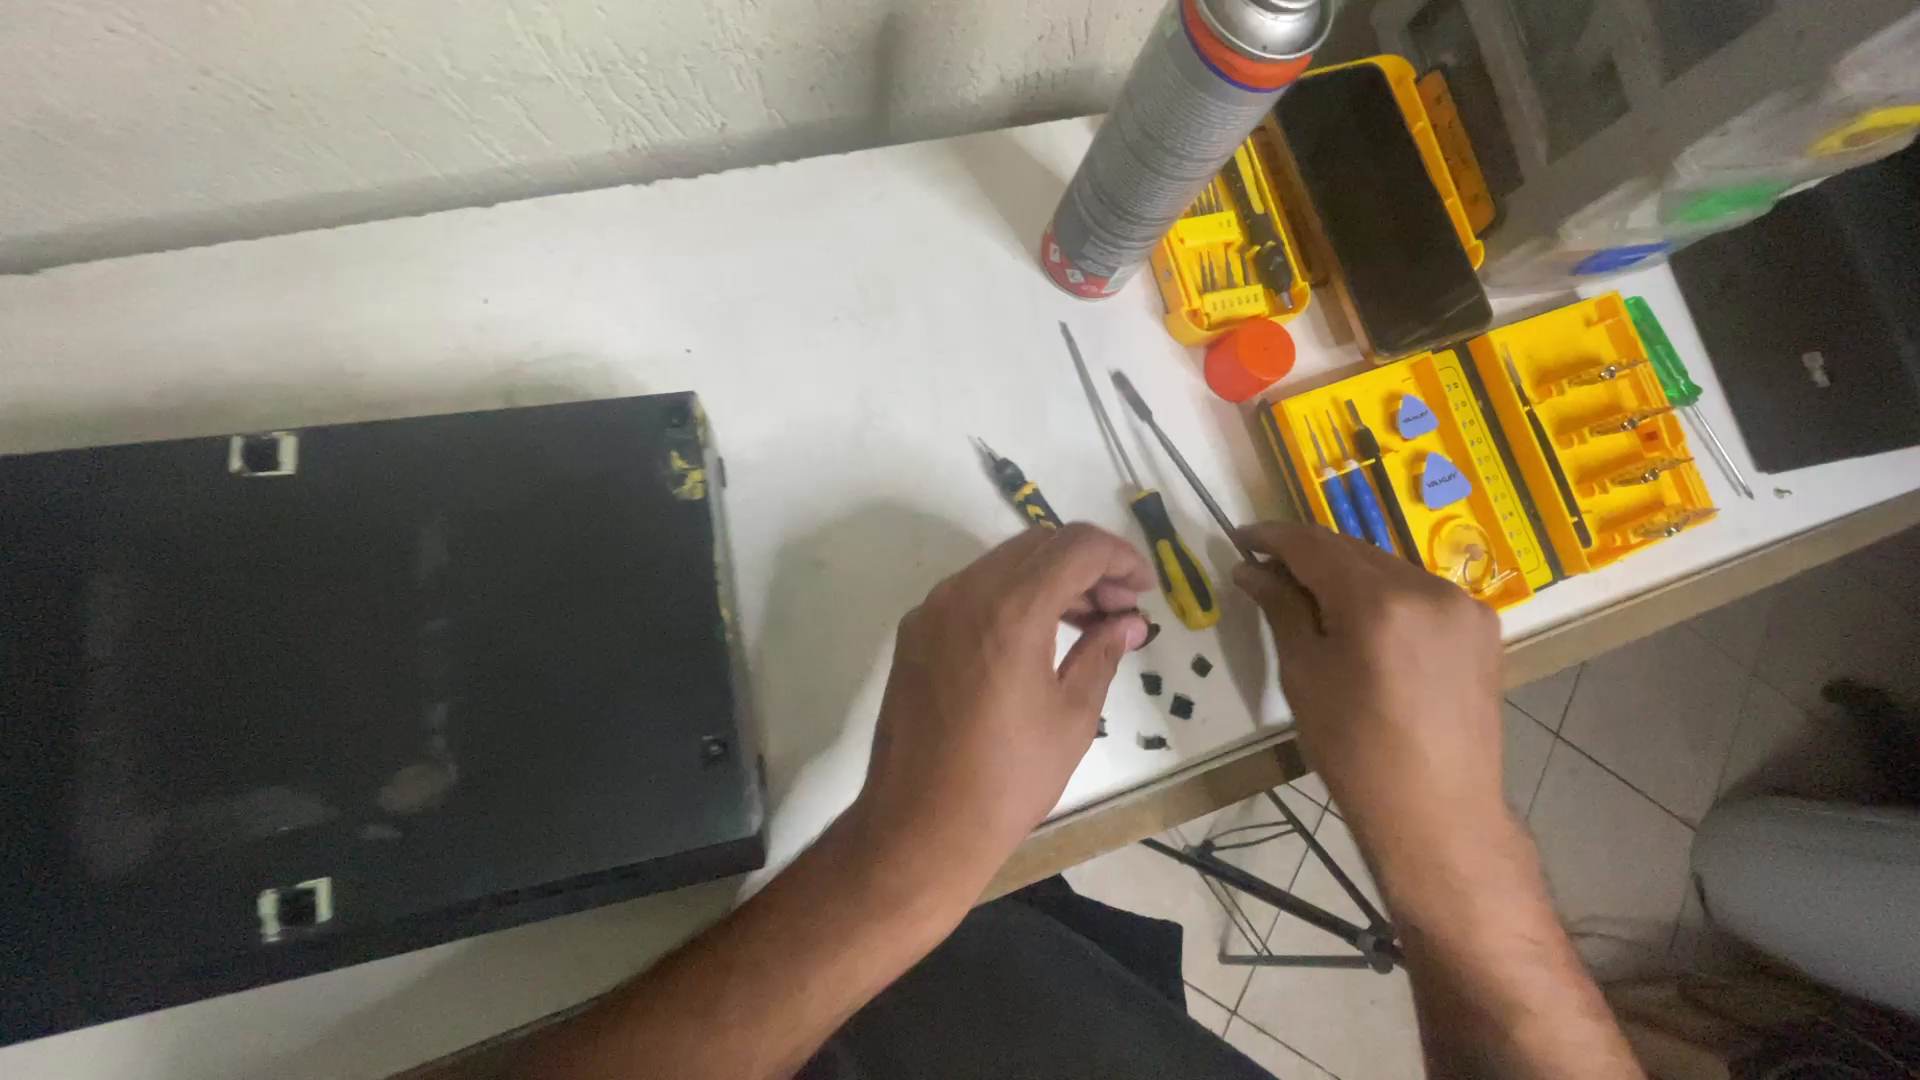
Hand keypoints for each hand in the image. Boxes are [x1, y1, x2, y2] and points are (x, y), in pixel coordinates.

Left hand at [848, 524, 1153, 897]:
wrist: (920, 825)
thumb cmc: (1008, 779)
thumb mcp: (1073, 716)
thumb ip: (1103, 654)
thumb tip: (1129, 623)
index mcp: (1011, 609)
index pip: (1077, 547)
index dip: (1121, 558)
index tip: (1144, 589)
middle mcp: (964, 592)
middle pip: (1038, 545)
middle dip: (1087, 566)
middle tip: (1120, 608)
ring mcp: (932, 609)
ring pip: (1003, 563)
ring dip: (1049, 579)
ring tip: (1087, 622)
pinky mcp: (914, 632)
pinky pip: (972, 591)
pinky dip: (1012, 596)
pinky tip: (1036, 636)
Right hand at [1229, 522, 1507, 848]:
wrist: (1435, 809)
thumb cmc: (1352, 747)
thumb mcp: (1303, 672)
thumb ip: (1281, 607)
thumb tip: (1249, 569)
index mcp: (1378, 602)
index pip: (1313, 545)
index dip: (1271, 537)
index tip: (1239, 539)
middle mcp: (1427, 588)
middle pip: (1350, 549)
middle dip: (1305, 555)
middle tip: (1265, 572)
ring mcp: (1461, 605)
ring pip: (1385, 566)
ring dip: (1343, 572)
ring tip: (1310, 598)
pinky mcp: (1480, 625)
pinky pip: (1417, 590)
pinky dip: (1381, 592)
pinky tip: (1360, 620)